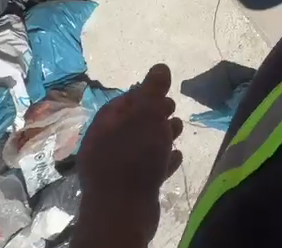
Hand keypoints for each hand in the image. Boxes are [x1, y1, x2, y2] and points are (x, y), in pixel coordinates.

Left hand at [75, 64, 182, 247]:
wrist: (122, 215)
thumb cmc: (133, 158)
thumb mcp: (146, 116)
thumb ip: (153, 90)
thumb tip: (160, 67)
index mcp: (104, 126)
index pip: (124, 100)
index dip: (146, 94)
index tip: (166, 95)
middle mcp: (104, 146)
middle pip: (133, 123)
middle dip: (156, 115)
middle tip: (172, 112)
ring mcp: (114, 170)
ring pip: (141, 145)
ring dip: (161, 137)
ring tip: (178, 134)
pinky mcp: (127, 189)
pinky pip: (146, 168)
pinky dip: (161, 160)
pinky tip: (175, 159)